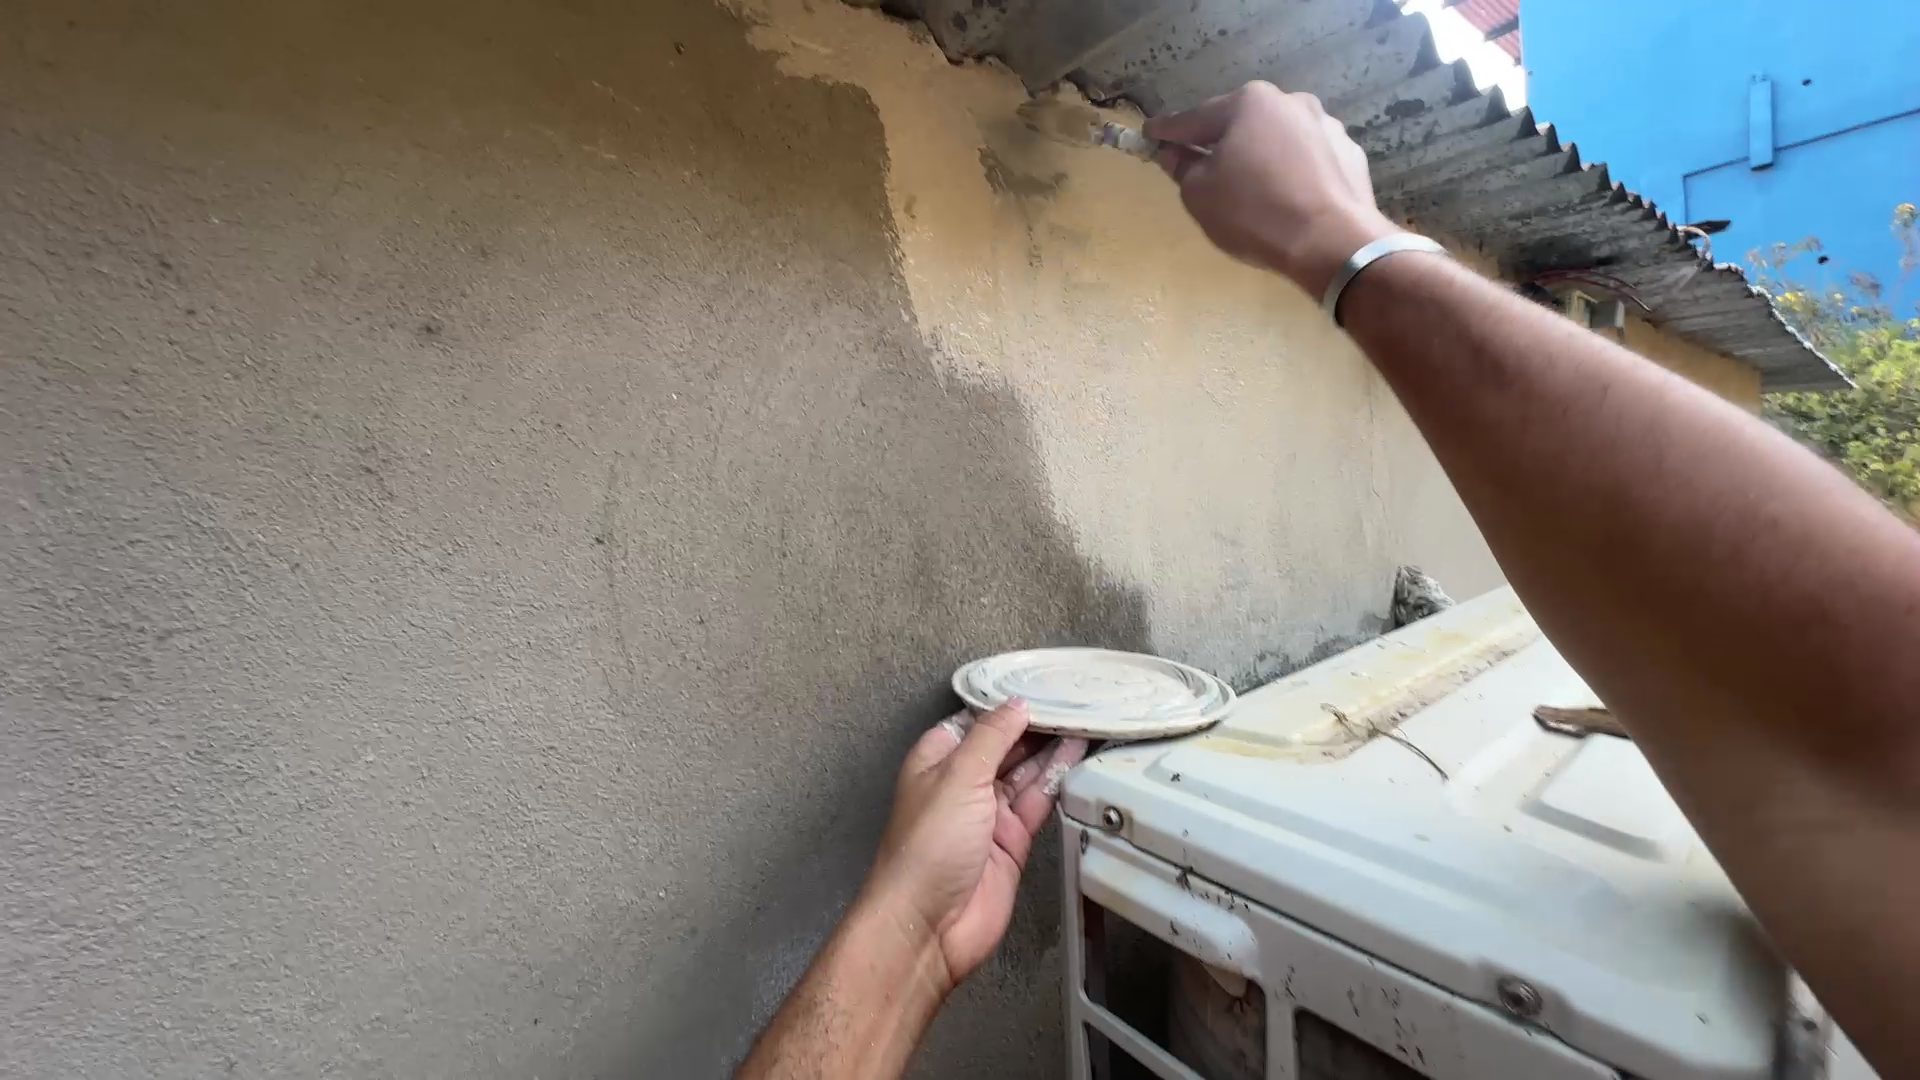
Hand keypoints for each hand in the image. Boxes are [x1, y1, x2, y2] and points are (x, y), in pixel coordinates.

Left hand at [859, 701, 1089, 991]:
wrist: (929, 926)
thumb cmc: (929, 843)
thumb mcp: (958, 777)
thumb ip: (992, 737)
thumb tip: (1018, 704)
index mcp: (938, 759)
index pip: (977, 720)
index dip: (1007, 704)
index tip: (1043, 685)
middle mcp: (963, 781)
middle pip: (1005, 744)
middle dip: (1036, 725)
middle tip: (1077, 701)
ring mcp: (988, 812)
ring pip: (1026, 771)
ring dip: (1052, 749)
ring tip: (1087, 721)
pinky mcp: (1012, 840)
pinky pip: (1037, 801)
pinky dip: (1057, 780)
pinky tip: (1079, 756)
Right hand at [1146, 81, 1399, 294]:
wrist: (1330, 240)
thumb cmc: (1253, 213)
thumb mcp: (1199, 195)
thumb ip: (1182, 168)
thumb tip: (1174, 153)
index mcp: (1247, 104)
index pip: (1193, 119)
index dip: (1166, 131)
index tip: (1149, 133)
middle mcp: (1288, 102)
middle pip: (1239, 123)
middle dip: (1218, 142)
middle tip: (1201, 168)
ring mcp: (1324, 124)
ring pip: (1275, 139)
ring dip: (1257, 156)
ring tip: (1249, 190)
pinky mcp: (1346, 152)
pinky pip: (1304, 159)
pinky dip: (1289, 172)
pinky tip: (1285, 198)